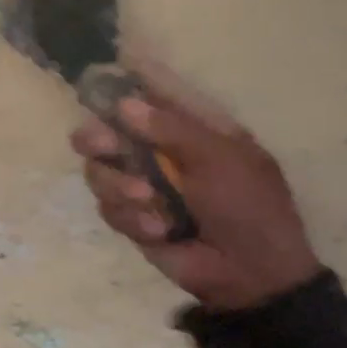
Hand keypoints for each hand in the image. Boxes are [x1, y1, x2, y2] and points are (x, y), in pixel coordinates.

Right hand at [71, 84, 323, 311]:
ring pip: (96, 169)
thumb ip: (172, 130)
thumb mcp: (221, 160)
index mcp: (189, 127)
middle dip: (98, 138)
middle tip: (105, 147)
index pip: (150, 90)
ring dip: (119, 186)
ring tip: (149, 203)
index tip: (98, 74)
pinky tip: (159, 229)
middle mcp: (157, 149)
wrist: (250, 273)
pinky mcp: (128, 214)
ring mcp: (139, 182)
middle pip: (102, 127)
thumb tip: (123, 103)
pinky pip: (106, 205)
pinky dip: (131, 217)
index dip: (123, 79)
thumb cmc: (249, 207)